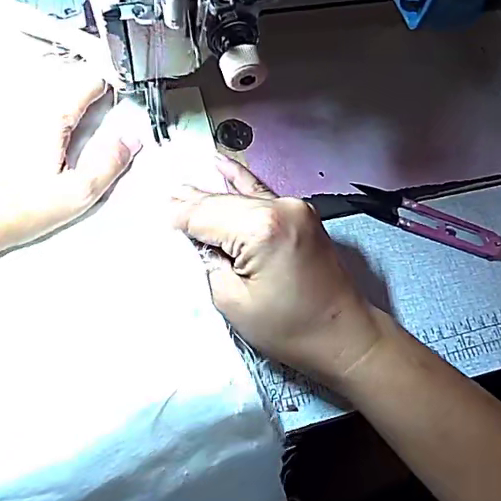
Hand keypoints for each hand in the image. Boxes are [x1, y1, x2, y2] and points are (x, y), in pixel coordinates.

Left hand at [0, 60, 140, 262]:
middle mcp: (21, 99)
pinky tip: (33, 141)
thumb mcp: (73, 195)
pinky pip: (17, 100)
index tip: (120, 96)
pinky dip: (34, 108)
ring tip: (68, 127)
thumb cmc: (6, 209)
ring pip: (40, 85)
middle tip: (99, 114)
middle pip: (65, 74)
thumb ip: (109, 163)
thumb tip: (129, 141)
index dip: (111, 83)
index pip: (90, 75)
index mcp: (48, 110)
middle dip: (86, 89)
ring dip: (60, 96)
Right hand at [173, 157, 391, 388]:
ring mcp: (293, 206)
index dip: (178, 221)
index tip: (155, 222)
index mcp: (261, 229)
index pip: (205, 217)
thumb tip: (195, 243)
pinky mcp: (299, 213)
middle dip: (191, 207)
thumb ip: (209, 264)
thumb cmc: (290, 328)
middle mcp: (279, 207)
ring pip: (238, 198)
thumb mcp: (233, 302)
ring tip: (179, 190)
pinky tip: (221, 164)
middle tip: (161, 204)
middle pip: (220, 203)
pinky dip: (240, 180)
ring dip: (210, 197)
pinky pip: (262, 192)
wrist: (344, 336)